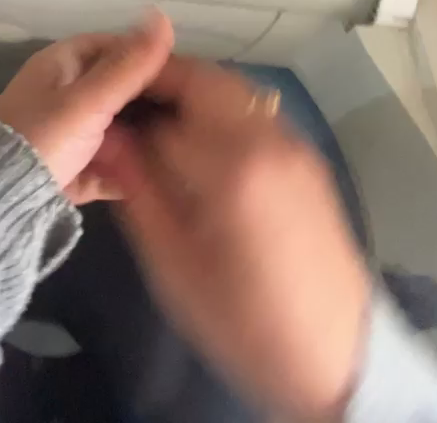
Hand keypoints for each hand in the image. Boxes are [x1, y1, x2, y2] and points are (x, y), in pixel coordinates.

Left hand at [0, 10, 173, 203]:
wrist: (1, 200)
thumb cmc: (43, 137)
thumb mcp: (88, 99)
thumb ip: (128, 65)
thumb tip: (162, 16)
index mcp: (60, 66)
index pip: (112, 48)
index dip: (147, 57)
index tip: (186, 74)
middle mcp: (62, 94)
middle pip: (117, 91)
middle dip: (151, 103)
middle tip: (194, 117)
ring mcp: (67, 134)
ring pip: (116, 130)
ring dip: (144, 139)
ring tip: (188, 150)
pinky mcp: (72, 170)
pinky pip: (109, 165)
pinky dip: (130, 171)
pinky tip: (164, 181)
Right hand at [94, 55, 369, 421]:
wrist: (339, 359)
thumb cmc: (243, 320)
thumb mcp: (171, 260)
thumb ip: (135, 187)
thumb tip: (102, 135)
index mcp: (232, 164)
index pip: (164, 101)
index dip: (125, 96)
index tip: (97, 102)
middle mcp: (268, 138)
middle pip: (203, 76)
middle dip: (158, 78)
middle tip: (122, 101)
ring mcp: (294, 144)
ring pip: (230, 87)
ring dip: (189, 89)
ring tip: (153, 118)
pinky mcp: (306, 158)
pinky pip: (252, 109)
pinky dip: (217, 106)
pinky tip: (196, 140)